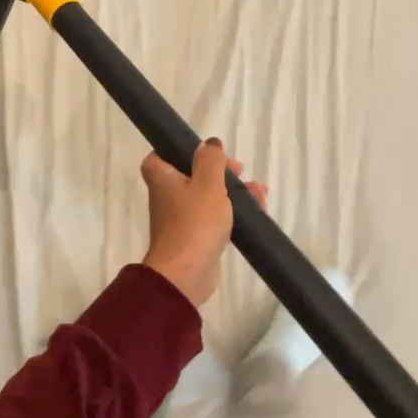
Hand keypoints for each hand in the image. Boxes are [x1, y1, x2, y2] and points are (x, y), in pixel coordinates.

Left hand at [139, 139, 265, 307]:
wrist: (186, 273)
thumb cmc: (194, 222)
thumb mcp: (207, 184)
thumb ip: (211, 161)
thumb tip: (209, 144)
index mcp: (162, 179)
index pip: (159, 157)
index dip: (178, 151)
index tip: (202, 152)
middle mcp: (167, 197)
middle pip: (191, 175)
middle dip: (218, 171)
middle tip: (239, 169)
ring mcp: (182, 219)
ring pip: (208, 196)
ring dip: (232, 191)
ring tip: (258, 191)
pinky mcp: (197, 237)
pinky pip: (216, 217)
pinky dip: (234, 211)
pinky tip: (257, 209)